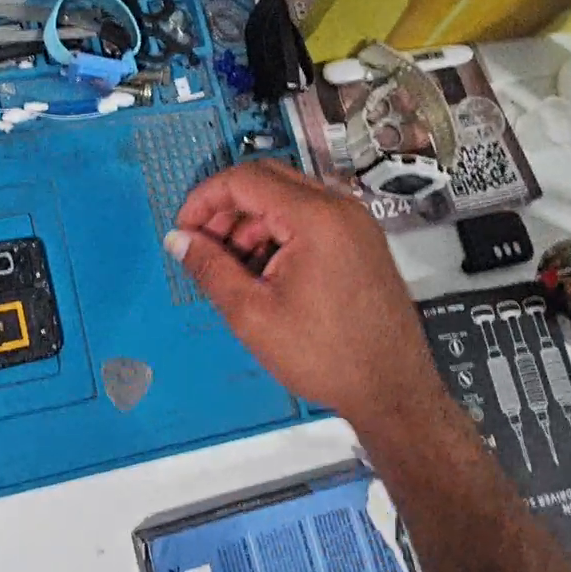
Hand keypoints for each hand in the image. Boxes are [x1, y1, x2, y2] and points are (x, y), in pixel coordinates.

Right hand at [167, 160, 441, 432]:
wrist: (392, 391)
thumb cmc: (325, 356)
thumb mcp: (251, 314)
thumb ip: (209, 268)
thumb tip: (177, 239)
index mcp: (315, 217)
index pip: (244, 180)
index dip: (204, 199)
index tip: (184, 229)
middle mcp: (339, 208)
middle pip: (266, 180)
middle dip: (226, 208)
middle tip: (203, 245)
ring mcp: (355, 223)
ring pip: (286, 198)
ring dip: (250, 222)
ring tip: (232, 268)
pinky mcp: (361, 241)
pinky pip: (308, 217)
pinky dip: (277, 232)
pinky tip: (263, 272)